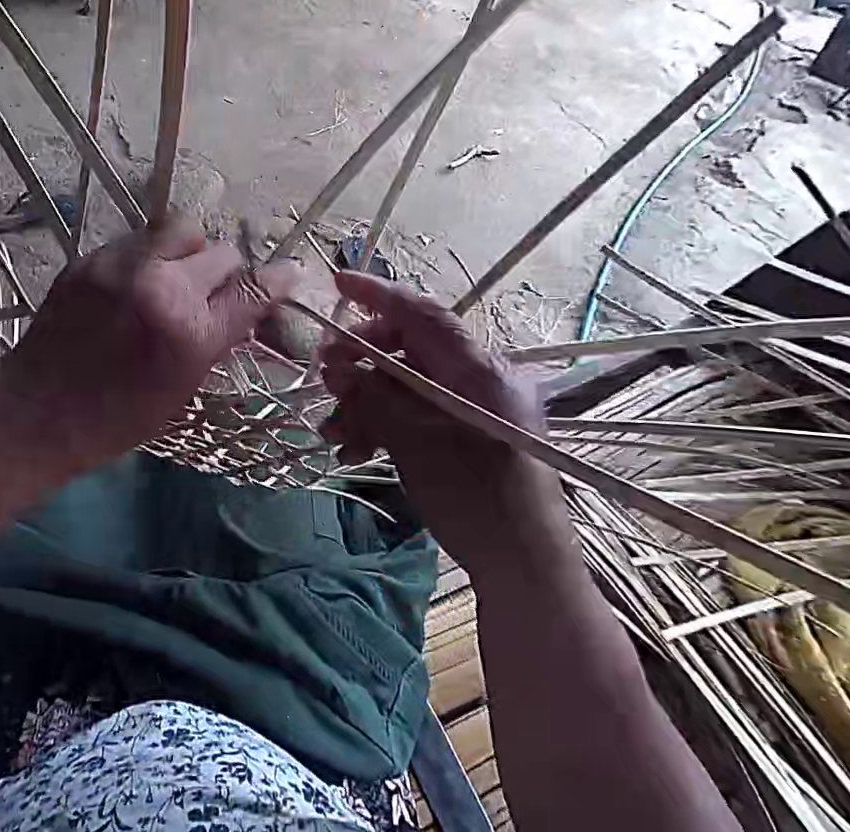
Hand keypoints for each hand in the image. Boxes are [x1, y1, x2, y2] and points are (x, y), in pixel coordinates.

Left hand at [0, 219, 300, 473]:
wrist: (37, 412)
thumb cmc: (117, 418)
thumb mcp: (183, 387)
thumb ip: (217, 338)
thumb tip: (246, 307)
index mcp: (191, 334)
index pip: (252, 291)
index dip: (277, 281)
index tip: (288, 272)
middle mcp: (162, 289)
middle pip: (221, 252)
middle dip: (226, 272)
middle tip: (210, 292)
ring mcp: (123, 267)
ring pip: (182, 230)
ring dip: (190, 251)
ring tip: (174, 276)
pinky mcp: (92, 258)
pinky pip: (140, 239)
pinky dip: (149, 256)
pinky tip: (136, 283)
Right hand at [317, 272, 563, 576]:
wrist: (523, 568)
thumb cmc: (479, 500)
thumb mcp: (418, 445)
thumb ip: (375, 399)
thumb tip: (334, 366)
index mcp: (480, 371)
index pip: (425, 316)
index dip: (379, 295)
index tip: (338, 282)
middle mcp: (479, 379)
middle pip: (410, 349)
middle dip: (363, 363)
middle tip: (326, 378)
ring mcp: (472, 407)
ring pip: (407, 385)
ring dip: (366, 402)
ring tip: (334, 432)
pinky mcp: (463, 433)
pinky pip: (416, 413)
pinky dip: (384, 424)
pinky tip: (355, 448)